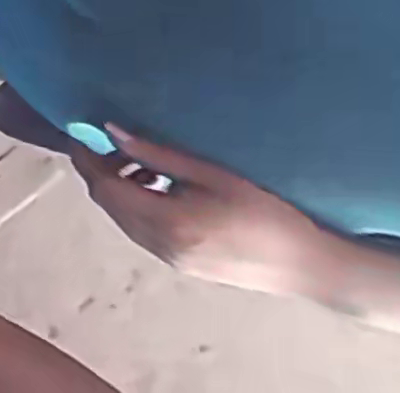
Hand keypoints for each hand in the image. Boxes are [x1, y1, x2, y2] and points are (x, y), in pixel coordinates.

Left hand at [70, 125, 338, 297]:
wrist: (317, 270)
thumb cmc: (266, 214)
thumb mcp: (210, 175)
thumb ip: (155, 154)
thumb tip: (110, 130)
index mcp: (163, 222)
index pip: (102, 185)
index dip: (86, 157)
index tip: (81, 131)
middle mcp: (157, 244)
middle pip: (106, 200)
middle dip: (100, 169)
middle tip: (114, 143)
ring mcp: (168, 258)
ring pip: (120, 214)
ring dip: (118, 185)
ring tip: (142, 162)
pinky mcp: (180, 264)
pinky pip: (139, 227)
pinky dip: (135, 203)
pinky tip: (158, 186)